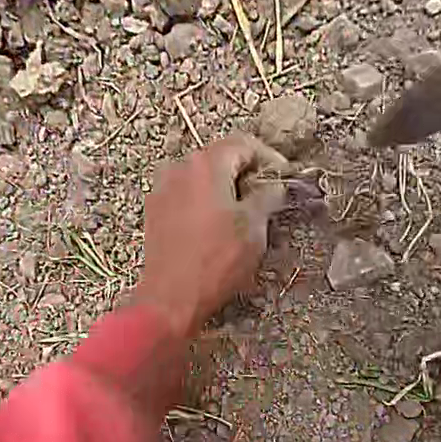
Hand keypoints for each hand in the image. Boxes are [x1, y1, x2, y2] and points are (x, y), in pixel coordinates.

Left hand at [129, 135, 288, 336]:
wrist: (172, 297)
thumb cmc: (218, 260)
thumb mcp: (254, 226)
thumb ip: (268, 197)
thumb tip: (275, 186)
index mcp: (205, 165)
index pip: (243, 144)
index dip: (269, 158)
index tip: (284, 176)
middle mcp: (179, 169)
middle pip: (220, 158)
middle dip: (247, 173)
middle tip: (270, 194)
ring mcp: (163, 190)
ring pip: (203, 178)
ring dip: (227, 188)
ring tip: (246, 213)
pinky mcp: (156, 212)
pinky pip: (188, 196)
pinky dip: (208, 202)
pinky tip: (220, 226)